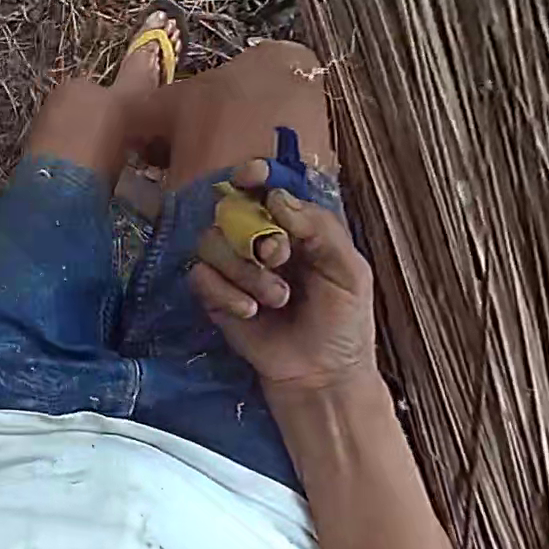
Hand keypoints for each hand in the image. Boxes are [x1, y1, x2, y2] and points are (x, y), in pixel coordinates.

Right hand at [188, 159, 376, 394]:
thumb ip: (319, 229)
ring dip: (244, 271)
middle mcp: (256, 239)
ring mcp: (232, 267)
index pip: (265, 188)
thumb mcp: (348, 271)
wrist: (320, 372)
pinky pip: (200, 277)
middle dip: (253, 233)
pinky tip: (248, 312)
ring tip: (275, 299)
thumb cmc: (342, 320)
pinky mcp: (213, 294)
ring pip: (211, 243)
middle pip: (230, 212)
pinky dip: (224, 292)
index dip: (253, 175)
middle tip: (279, 257)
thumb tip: (276, 197)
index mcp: (292, 226)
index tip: (247, 177)